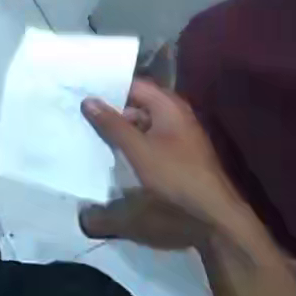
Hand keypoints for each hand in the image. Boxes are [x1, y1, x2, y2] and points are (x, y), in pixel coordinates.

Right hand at [78, 79, 263, 252]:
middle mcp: (175, 113)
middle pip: (138, 102)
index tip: (83, 92)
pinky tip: (115, 150)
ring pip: (143, 121)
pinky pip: (150, 137)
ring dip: (121, 127)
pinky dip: (133, 140)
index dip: (109, 88)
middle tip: (82, 113)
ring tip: (92, 131)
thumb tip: (88, 100)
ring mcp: (179, 132)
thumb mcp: (138, 149)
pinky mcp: (179, 151)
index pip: (134, 85)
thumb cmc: (175, 174)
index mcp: (168, 105)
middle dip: (112, 108)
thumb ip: (112, 124)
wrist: (213, 210)